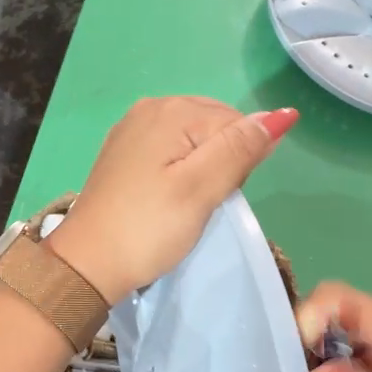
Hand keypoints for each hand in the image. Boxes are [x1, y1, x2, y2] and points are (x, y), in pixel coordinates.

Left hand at [46, 96, 296, 302]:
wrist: (87, 264)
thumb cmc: (149, 228)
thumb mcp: (201, 189)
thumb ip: (241, 148)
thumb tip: (283, 113)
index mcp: (172, 110)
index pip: (236, 123)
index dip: (239, 162)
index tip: (219, 197)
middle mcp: (151, 108)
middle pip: (214, 126)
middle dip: (222, 161)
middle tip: (204, 204)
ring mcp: (132, 130)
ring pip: (193, 140)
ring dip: (202, 168)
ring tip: (187, 204)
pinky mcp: (122, 154)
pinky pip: (169, 151)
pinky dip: (179, 171)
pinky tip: (169, 198)